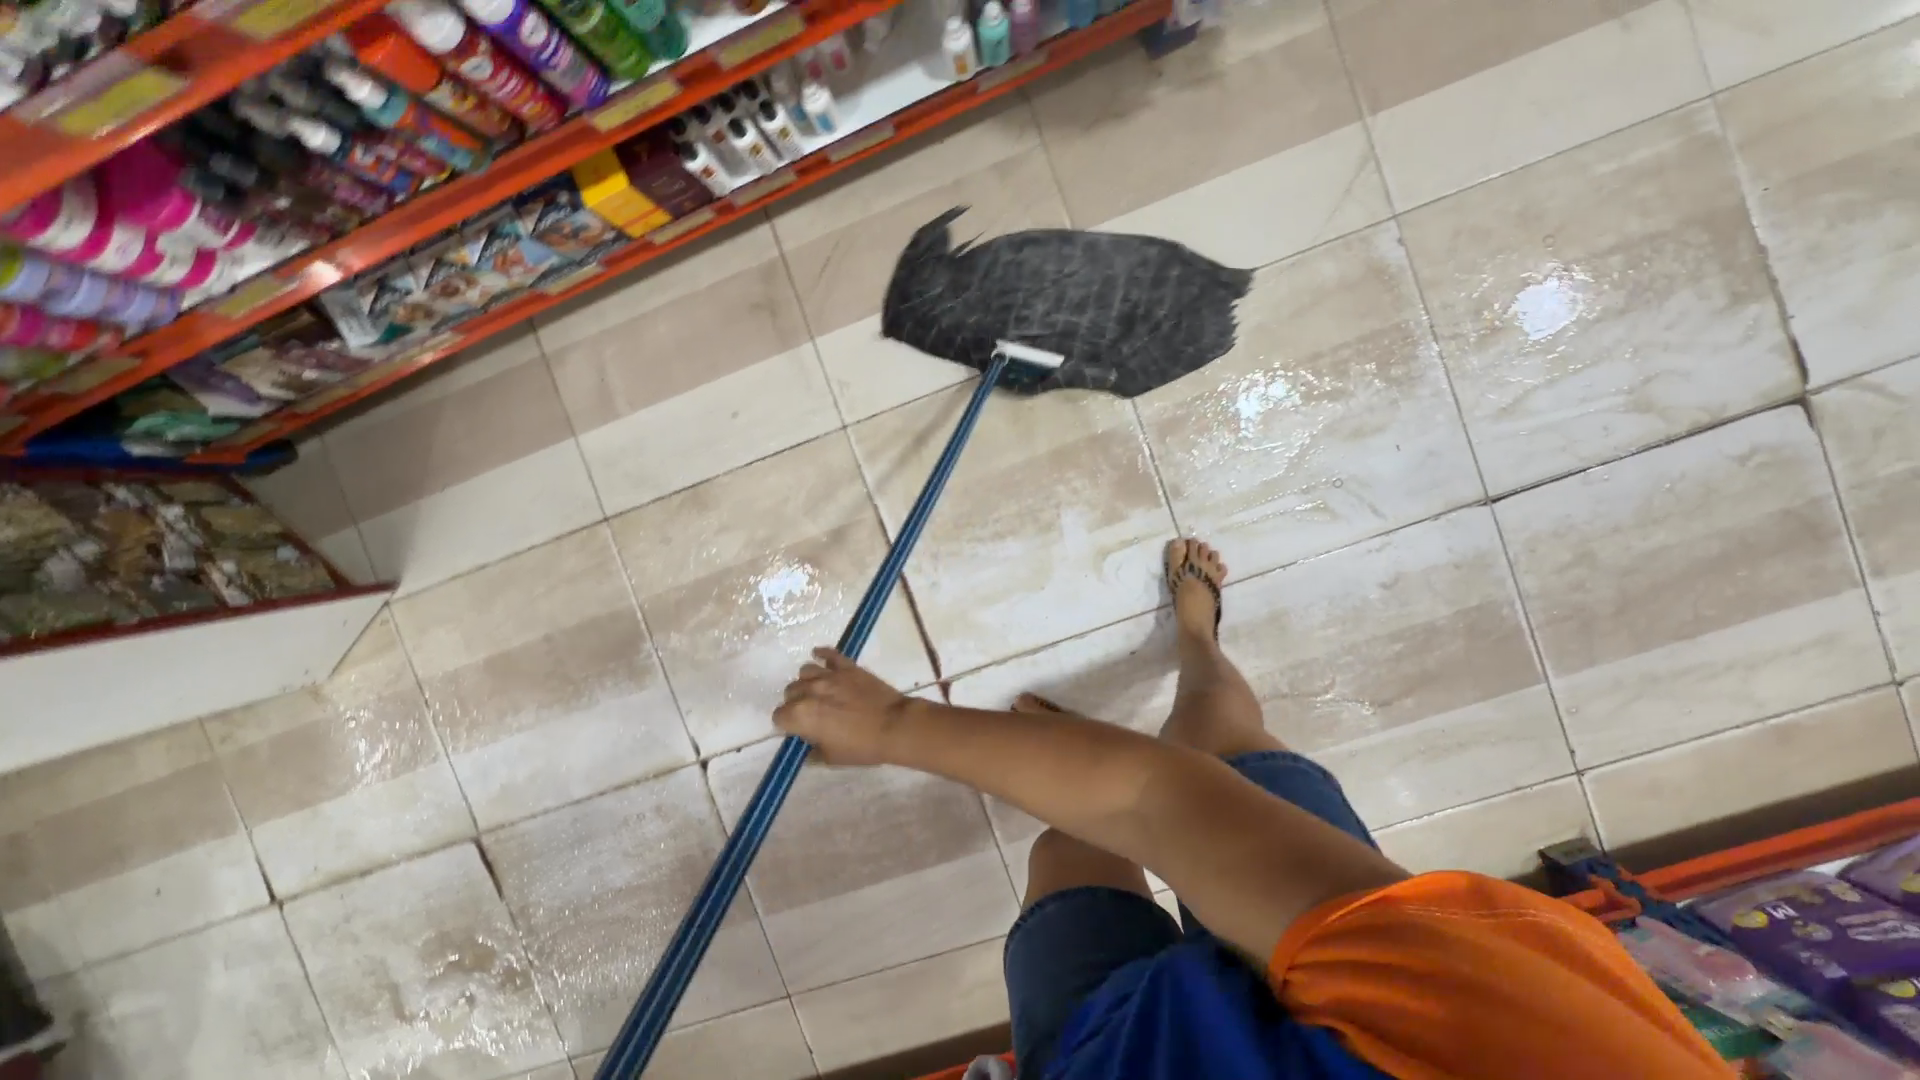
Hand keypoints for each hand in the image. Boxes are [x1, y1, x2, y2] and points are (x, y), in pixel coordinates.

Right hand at [772, 648, 911, 765]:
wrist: (895, 726)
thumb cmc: (862, 746)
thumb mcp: (831, 758)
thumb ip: (812, 750)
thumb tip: (806, 744)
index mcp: (801, 715)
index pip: (779, 717)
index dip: (787, 724)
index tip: (798, 729)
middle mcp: (809, 691)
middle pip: (790, 692)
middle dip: (795, 703)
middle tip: (810, 712)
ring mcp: (829, 675)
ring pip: (805, 671)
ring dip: (807, 682)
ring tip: (817, 690)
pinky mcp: (847, 666)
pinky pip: (829, 654)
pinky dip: (822, 655)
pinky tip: (820, 658)